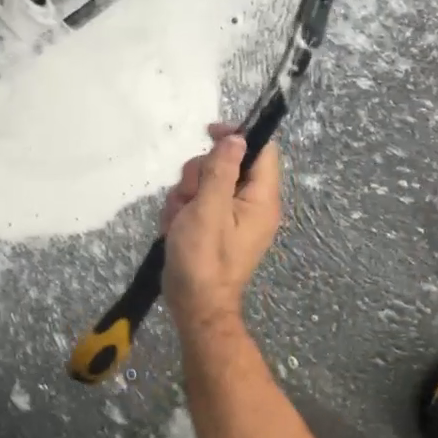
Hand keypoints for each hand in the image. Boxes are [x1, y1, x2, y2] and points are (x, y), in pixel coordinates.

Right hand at [161, 123, 282, 334]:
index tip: (208, 133)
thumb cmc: (203, 257)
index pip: (262, 150)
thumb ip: (221, 169)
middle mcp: (251, 205)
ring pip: (205, 181)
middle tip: (189, 196)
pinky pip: (196, 201)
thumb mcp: (208, 208)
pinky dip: (182, 209)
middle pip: (226, 163)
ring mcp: (232, 216)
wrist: (194, 305)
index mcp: (261, 199)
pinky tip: (175, 227)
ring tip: (179, 218)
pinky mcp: (215, 226)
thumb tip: (236, 138)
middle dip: (199, 173)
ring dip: (185, 193)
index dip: (238, 136)